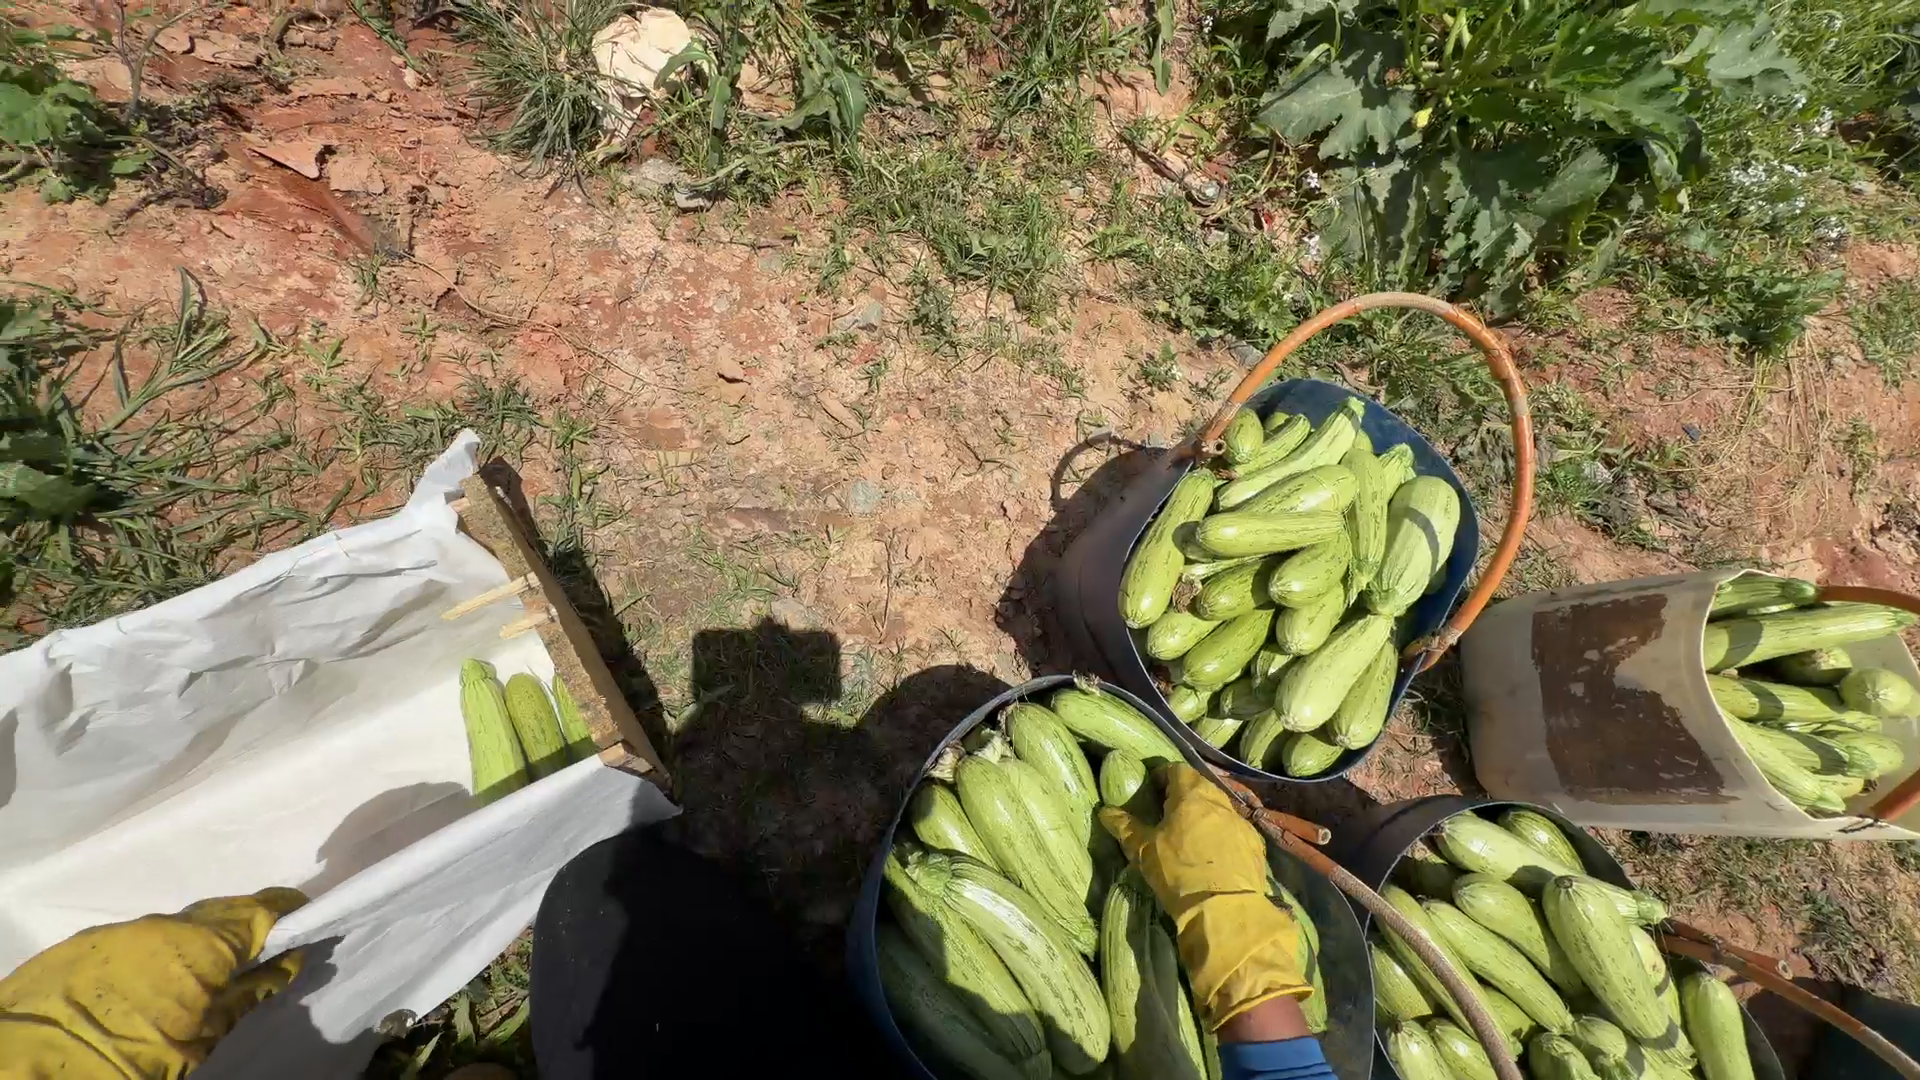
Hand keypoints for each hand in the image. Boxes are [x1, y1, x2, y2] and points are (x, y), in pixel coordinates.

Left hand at [0, 888, 308, 1078]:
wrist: (12, 1077)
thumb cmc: (130, 1058)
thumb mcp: (205, 1034)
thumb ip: (253, 990)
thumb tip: (293, 962)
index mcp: (208, 939)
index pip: (271, 905)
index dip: (294, 914)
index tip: (306, 930)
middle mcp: (167, 921)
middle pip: (224, 912)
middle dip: (242, 932)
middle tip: (249, 964)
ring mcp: (118, 932)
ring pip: (177, 926)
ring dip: (193, 945)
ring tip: (189, 982)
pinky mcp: (75, 948)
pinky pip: (134, 941)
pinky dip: (151, 957)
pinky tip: (140, 989)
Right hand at [1099, 765, 1310, 1031]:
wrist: (1225, 911)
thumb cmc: (1178, 871)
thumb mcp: (1144, 849)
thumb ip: (1125, 826)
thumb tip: (1105, 811)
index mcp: (1191, 793)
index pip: (1176, 769)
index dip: (1162, 776)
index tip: (1152, 790)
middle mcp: (1219, 800)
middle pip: (1199, 786)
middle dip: (1184, 795)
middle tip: (1168, 813)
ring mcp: (1241, 823)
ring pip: (1219, 808)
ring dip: (1205, 815)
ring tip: (1190, 835)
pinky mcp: (1256, 846)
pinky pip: (1235, 831)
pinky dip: (1223, 836)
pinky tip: (1214, 855)